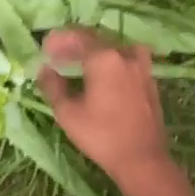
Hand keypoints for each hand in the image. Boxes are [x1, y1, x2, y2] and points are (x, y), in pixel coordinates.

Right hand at [36, 27, 173, 183]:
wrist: (142, 159)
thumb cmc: (101, 135)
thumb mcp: (68, 113)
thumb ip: (53, 86)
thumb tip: (44, 70)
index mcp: (103, 58)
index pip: (77, 36)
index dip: (58, 39)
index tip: (45, 49)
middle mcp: (125, 55)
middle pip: (96, 37)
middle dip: (74, 43)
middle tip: (58, 55)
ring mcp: (141, 67)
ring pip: (114, 46)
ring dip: (95, 49)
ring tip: (81, 61)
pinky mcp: (149, 80)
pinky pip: (127, 58)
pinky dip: (111, 59)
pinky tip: (104, 74)